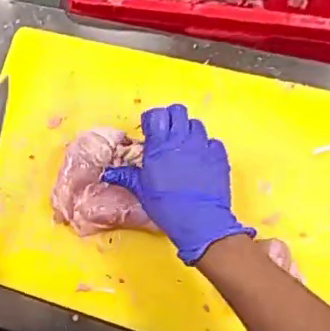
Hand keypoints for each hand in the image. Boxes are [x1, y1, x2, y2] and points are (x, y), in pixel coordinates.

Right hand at [102, 104, 250, 264]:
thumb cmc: (166, 206)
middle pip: (178, 111)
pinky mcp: (219, 155)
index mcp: (159, 146)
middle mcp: (182, 140)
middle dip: (171, 118)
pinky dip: (205, 146)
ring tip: (182, 148)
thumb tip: (110, 173)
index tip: (150, 130)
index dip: (152, 120)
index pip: (156, 114)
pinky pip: (212, 141)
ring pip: (196, 124)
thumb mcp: (141, 190)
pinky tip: (199, 160)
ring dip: (188, 131)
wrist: (199, 219)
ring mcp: (203, 146)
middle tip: (166, 134)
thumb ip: (127, 175)